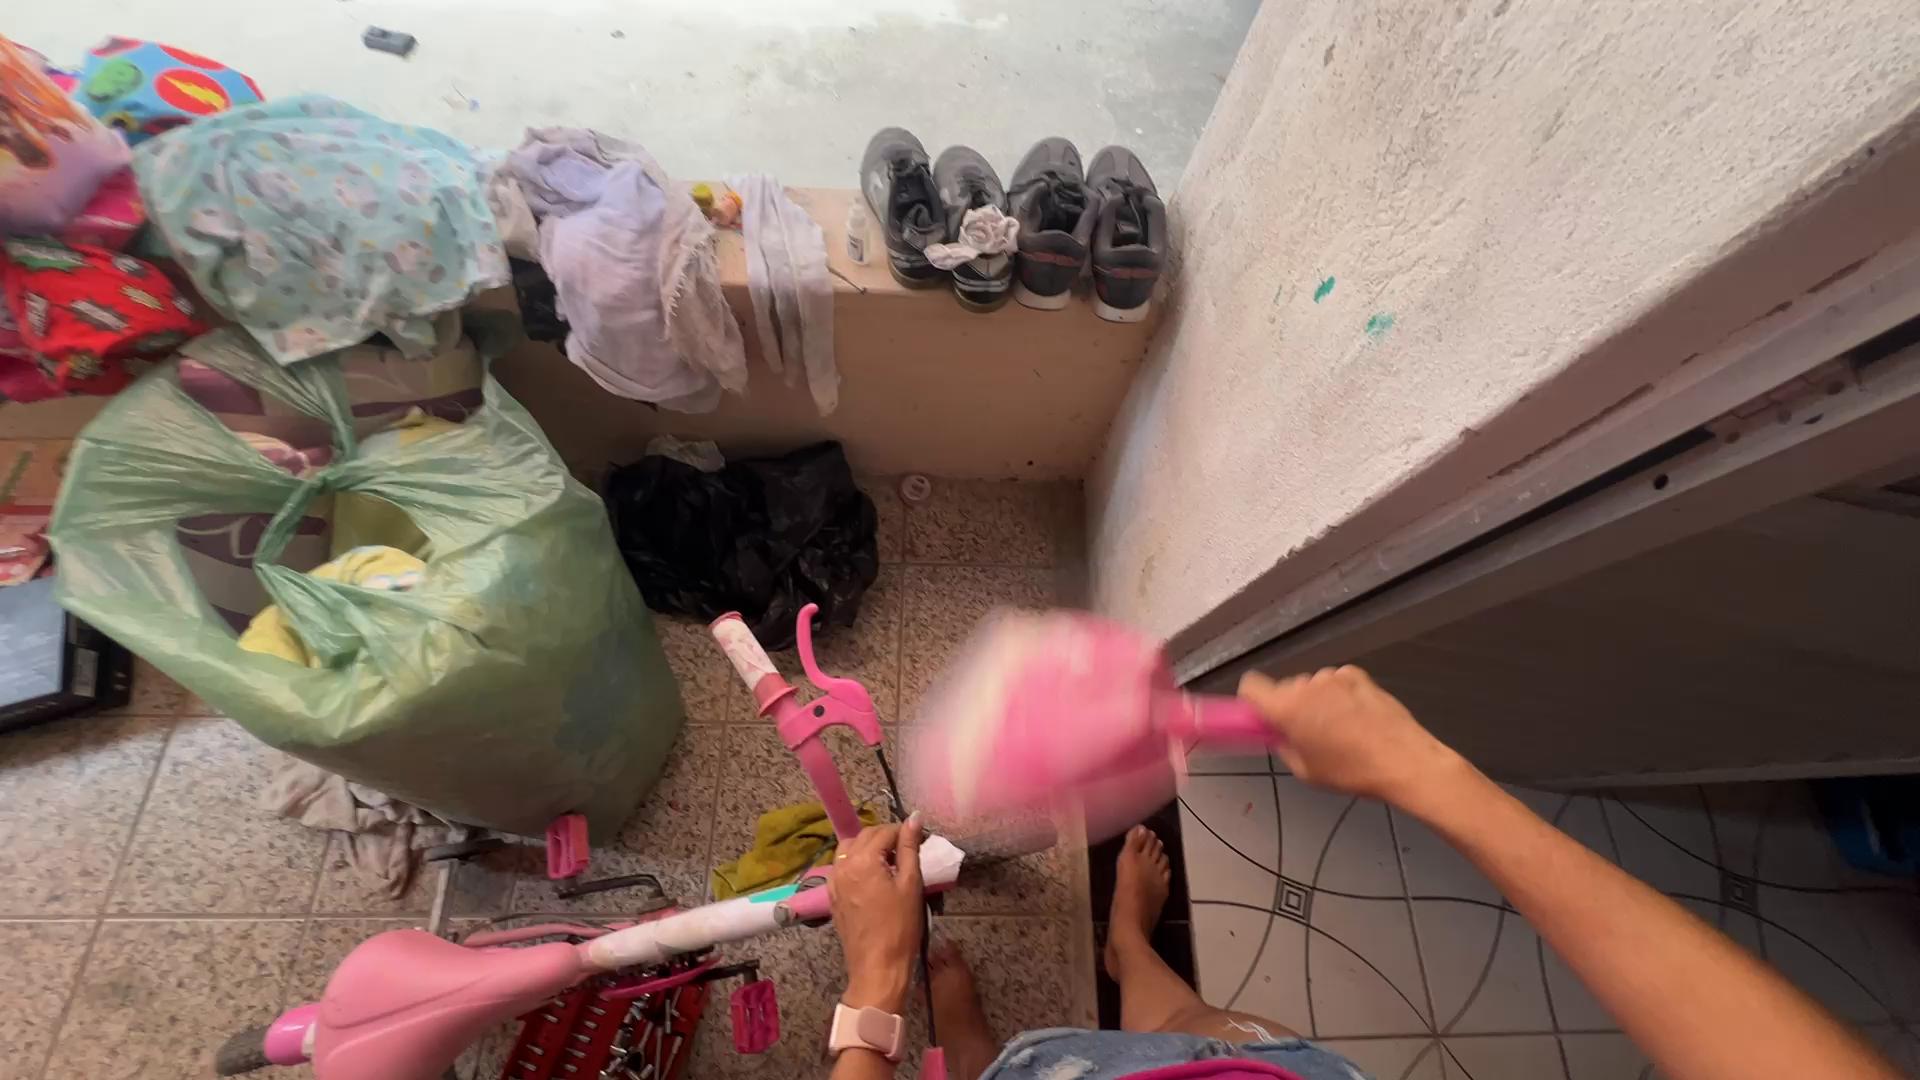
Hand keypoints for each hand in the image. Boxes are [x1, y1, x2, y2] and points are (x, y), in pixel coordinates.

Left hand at [828, 816, 925, 1012]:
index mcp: (862, 859)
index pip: (885, 831)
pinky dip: (857, 861)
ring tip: (890, 861)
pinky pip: (843, 866)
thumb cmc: (899, 927)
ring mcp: (834, 881)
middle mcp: (843, 865)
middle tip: (908, 850)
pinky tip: (873, 875)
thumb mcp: (910, 883)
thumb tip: (914, 817)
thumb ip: (910, 846)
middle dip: (887, 836)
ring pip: (850, 848)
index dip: (904, 832)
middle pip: (865, 835)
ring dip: (869, 846)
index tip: (919, 840)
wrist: (877, 968)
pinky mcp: (833, 895)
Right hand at [1239, 666, 1464, 807]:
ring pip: (1312, 686)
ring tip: (1341, 725)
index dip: (1254, 699)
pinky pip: (1335, 682)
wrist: (1406, 762)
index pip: (1251, 685)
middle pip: (1285, 688)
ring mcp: (1332, 676)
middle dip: (1292, 705)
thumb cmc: (1352, 772)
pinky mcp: (1356, 674)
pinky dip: (1340, 694)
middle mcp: (1305, 686)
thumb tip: (1280, 734)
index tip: (1264, 715)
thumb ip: (1284, 746)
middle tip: (1310, 730)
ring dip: (1317, 700)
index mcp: (1286, 708)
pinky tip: (1357, 714)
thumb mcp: (1306, 771)